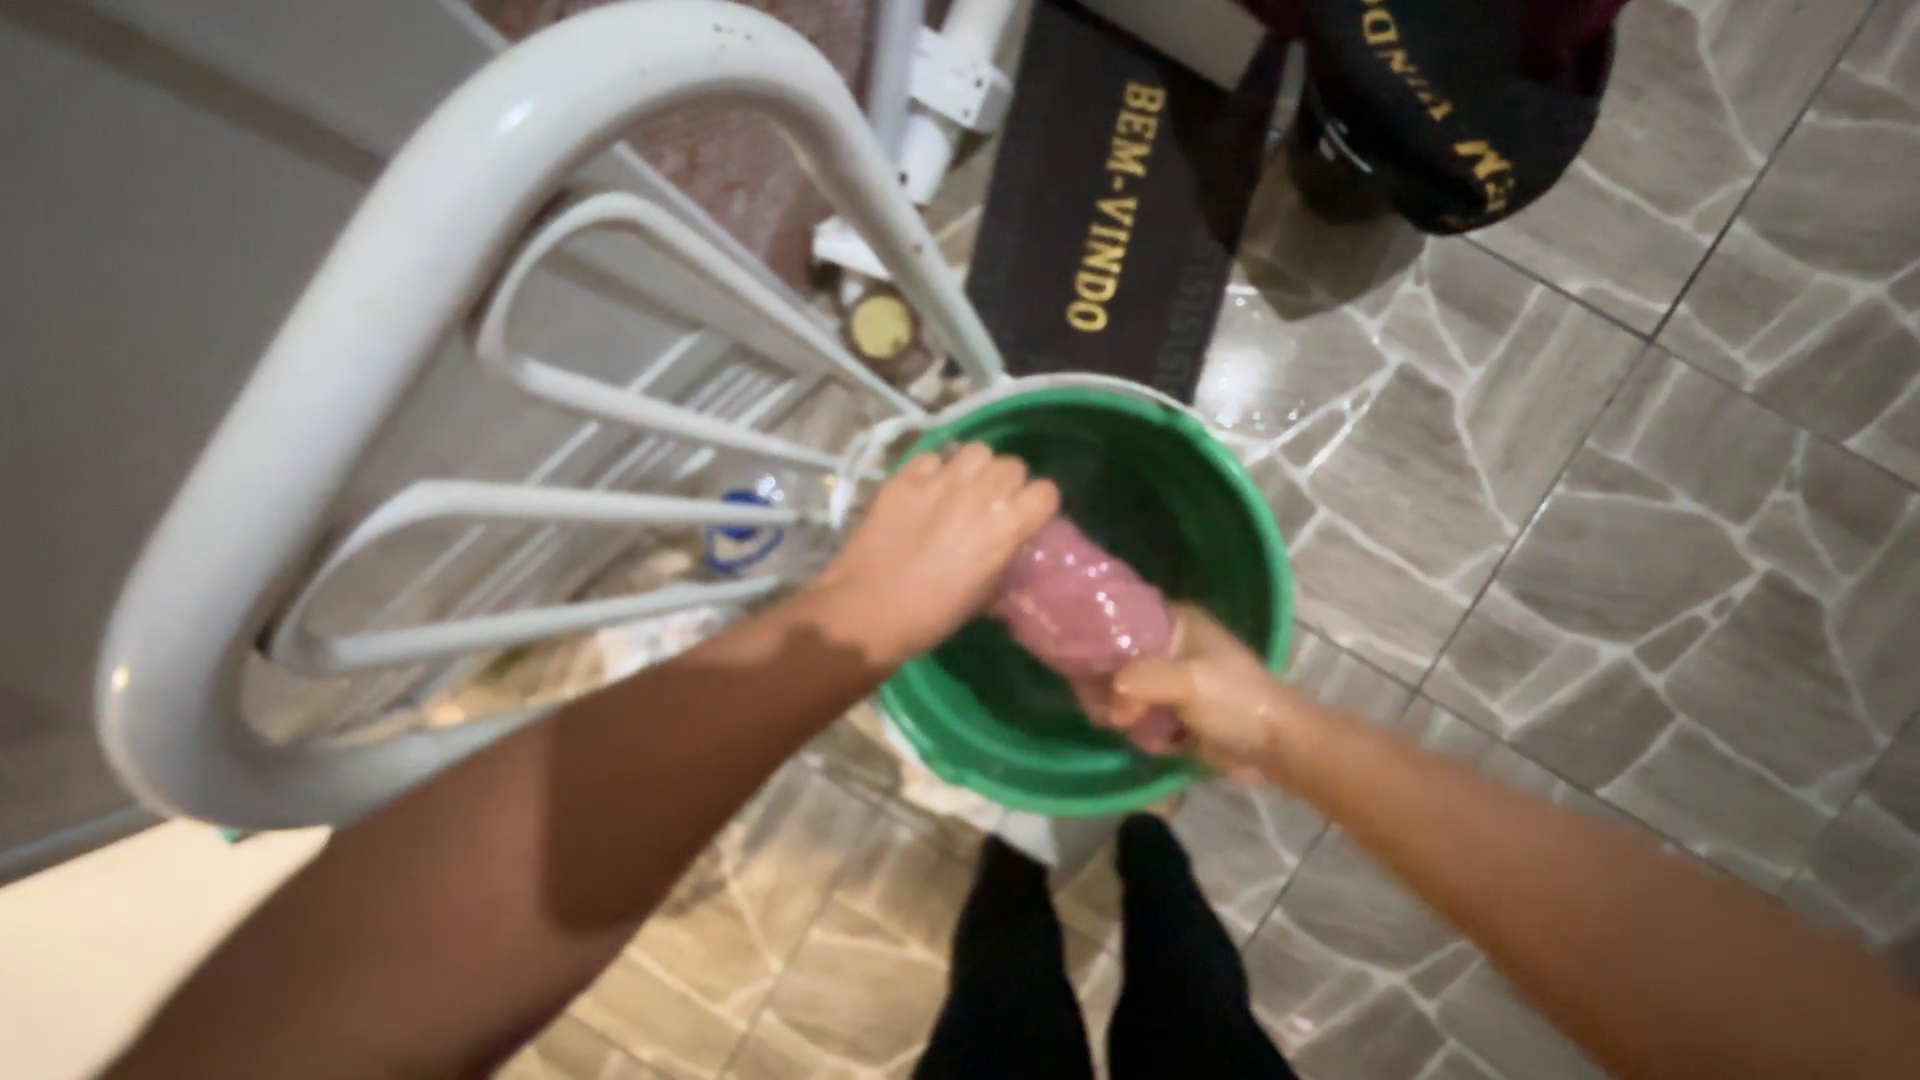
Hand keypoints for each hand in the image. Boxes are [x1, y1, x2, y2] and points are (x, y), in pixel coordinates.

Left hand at [812, 443, 1058, 664]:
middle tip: (992, 504)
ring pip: (976, 451)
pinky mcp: (904, 478)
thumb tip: (1009, 549)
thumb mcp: (984, 596)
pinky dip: (935, 470)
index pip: (1045, 491)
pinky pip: (932, 458)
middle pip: (1012, 465)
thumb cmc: (932, 616)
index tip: (1027, 517)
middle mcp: (978, 495)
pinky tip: (927, 490)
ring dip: (976, 469)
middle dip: (1008, 483)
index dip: (1038, 504)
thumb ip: (1003, 561)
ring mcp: (938, 482)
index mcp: (1005, 528)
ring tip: (963, 488)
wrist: (867, 611)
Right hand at [1097, 603, 1311, 782]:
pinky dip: (1139, 730)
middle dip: (1111, 689)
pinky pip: (1139, 716)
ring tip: (1130, 729)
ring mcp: (1171, 680)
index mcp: (1176, 622)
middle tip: (1115, 713)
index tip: (1085, 668)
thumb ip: (1141, 680)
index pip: (1121, 620)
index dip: (1100, 643)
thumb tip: (1112, 703)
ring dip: (1124, 714)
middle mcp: (1170, 645)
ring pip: (1125, 691)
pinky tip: (1152, 742)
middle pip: (1117, 660)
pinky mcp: (1173, 711)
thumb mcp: (1190, 681)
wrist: (1278, 749)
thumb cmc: (1238, 702)